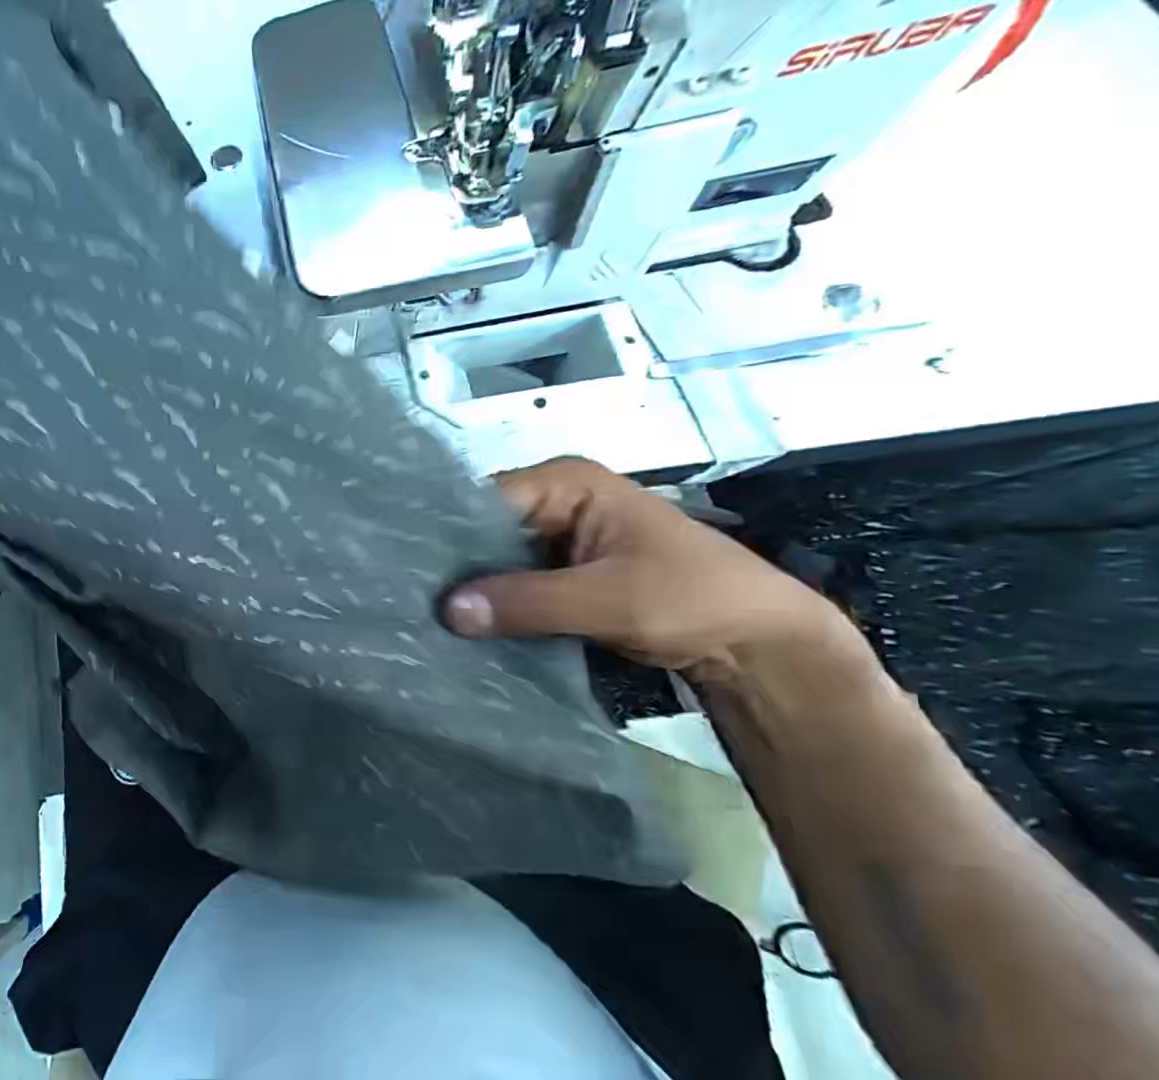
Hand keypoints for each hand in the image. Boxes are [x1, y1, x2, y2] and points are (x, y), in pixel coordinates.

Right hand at [442, 457, 861, 683]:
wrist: (755, 642)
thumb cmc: (691, 597)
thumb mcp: (608, 597)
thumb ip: (528, 601)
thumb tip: (447, 610)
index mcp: (567, 482)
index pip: (485, 499)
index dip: (446, 534)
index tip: (404, 571)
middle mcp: (556, 502)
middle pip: (486, 530)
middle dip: (455, 567)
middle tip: (405, 602)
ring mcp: (559, 542)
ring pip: (498, 562)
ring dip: (473, 592)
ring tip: (421, 619)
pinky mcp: (564, 579)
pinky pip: (516, 588)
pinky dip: (496, 609)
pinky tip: (462, 632)